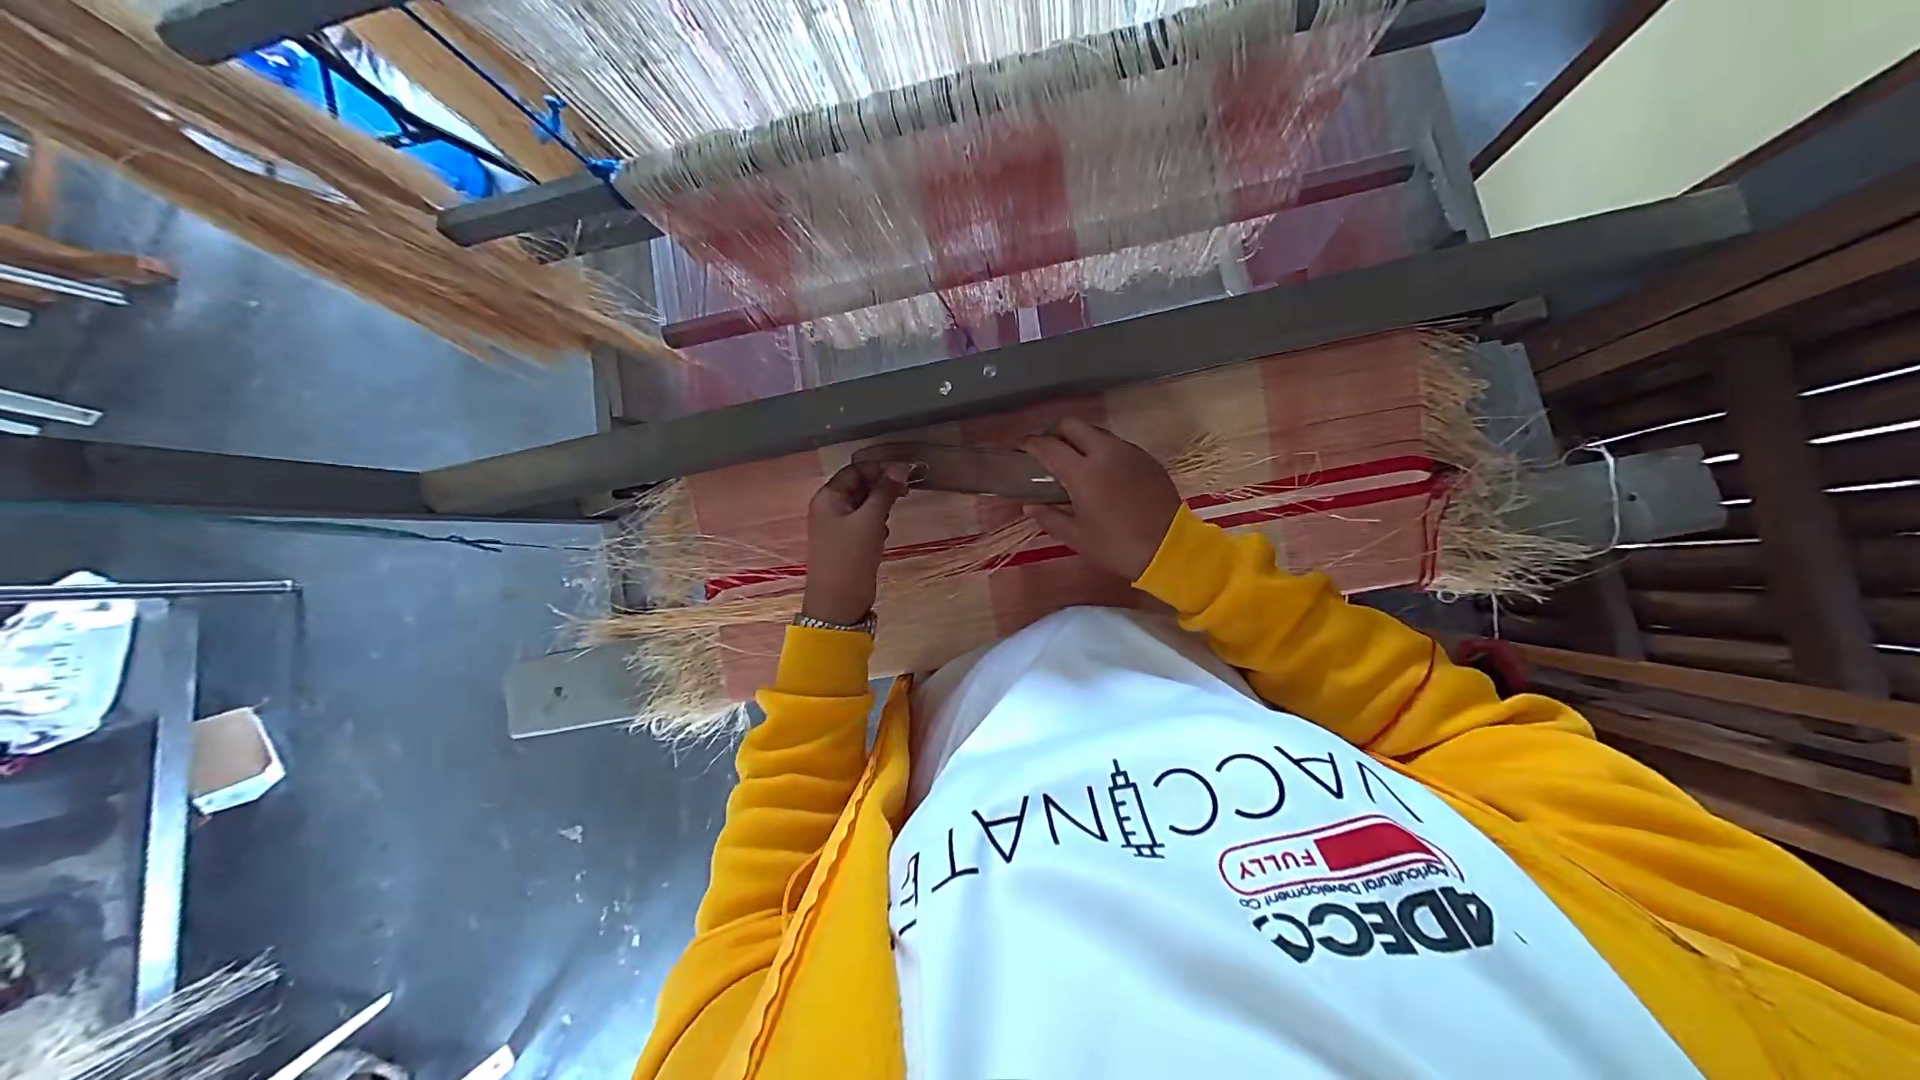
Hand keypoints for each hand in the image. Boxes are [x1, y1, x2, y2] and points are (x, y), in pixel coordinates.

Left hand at [802, 461, 911, 624]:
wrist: (838, 602)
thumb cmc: (850, 556)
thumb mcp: (870, 520)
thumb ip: (885, 491)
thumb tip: (901, 467)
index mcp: (828, 497)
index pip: (855, 470)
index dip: (880, 468)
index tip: (906, 473)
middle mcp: (830, 508)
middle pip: (859, 486)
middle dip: (882, 487)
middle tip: (906, 492)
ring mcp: (837, 527)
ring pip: (864, 505)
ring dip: (881, 507)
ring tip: (892, 516)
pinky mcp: (847, 544)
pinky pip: (864, 524)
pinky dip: (877, 524)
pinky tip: (884, 535)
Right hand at [1021, 418, 1182, 580]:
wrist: (1169, 549)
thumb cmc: (1116, 546)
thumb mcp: (1076, 537)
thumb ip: (1048, 517)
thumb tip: (1030, 505)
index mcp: (1083, 472)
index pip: (1048, 445)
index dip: (1030, 444)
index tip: (1021, 450)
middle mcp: (1105, 452)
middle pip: (1072, 424)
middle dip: (1055, 432)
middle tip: (1047, 451)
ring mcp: (1129, 452)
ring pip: (1096, 432)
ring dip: (1080, 440)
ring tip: (1074, 461)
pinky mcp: (1147, 459)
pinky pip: (1117, 445)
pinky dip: (1102, 450)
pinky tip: (1102, 472)